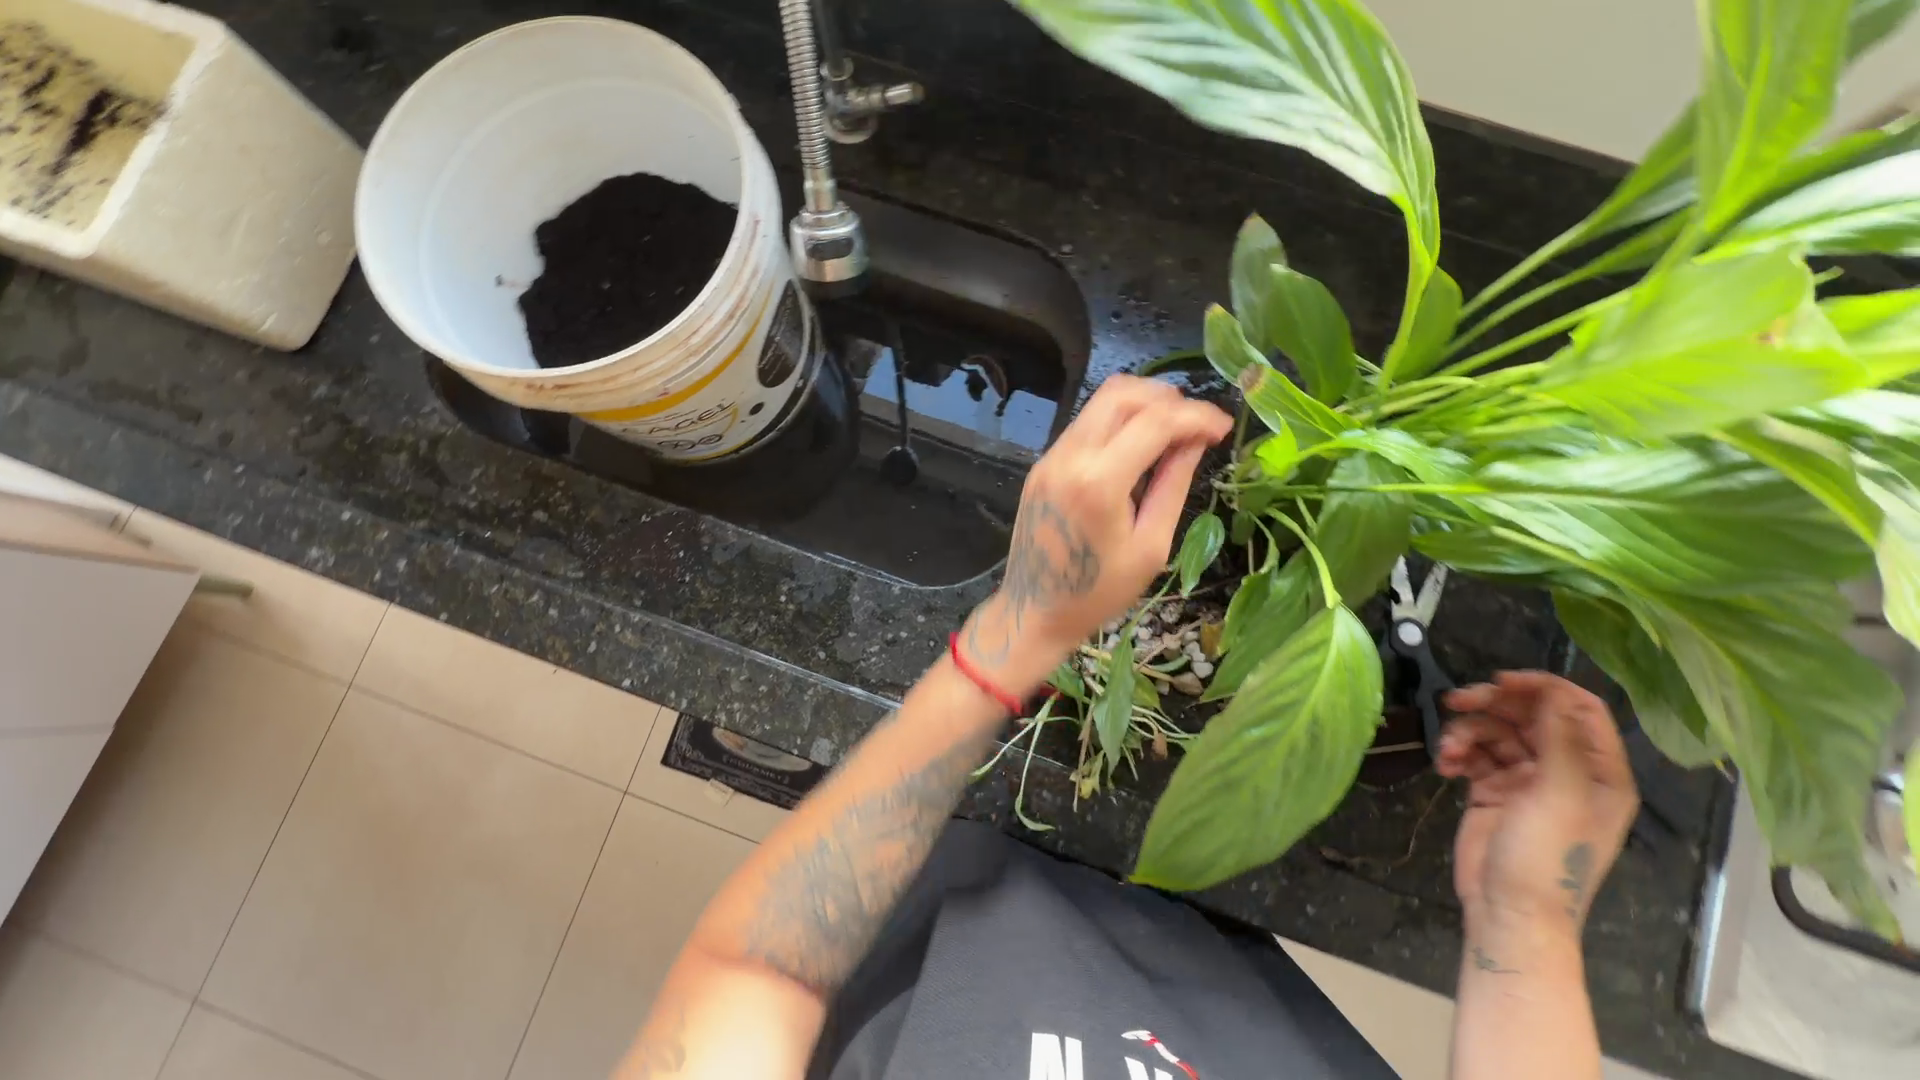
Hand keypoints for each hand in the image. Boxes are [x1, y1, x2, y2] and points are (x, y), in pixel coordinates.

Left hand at [960, 376, 1232, 692]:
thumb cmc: (1099, 592)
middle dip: (1167, 398)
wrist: (1034, 612)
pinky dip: (1116, 423)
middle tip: (1197, 423)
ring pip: (1099, 403)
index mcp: (1099, 481)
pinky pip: (1084, 426)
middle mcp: (1069, 457)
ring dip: (1141, 405)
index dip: (1196, 416)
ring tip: (1173, 431)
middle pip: (1121, 393)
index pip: (1155, 420)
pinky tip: (1139, 447)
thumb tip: (1195, 441)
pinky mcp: (1042, 466)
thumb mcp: (1151, 545)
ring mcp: (1050, 458)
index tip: (1223, 427)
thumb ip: (1173, 485)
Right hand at [1436, 672, 1638, 936]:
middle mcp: (1566, 770)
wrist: (1509, 911)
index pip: (1578, 709)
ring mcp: (1527, 780)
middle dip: (1493, 705)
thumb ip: (1559, 737)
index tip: (1501, 681)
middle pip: (1530, 715)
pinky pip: (1475, 755)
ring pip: (1496, 732)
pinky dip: (1457, 754)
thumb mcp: (1560, 794)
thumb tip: (1551, 690)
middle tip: (1456, 702)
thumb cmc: (1546, 857)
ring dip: (1467, 732)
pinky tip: (1445, 767)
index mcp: (1598, 771)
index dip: (1543, 688)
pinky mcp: (1492, 791)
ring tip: (1447, 750)